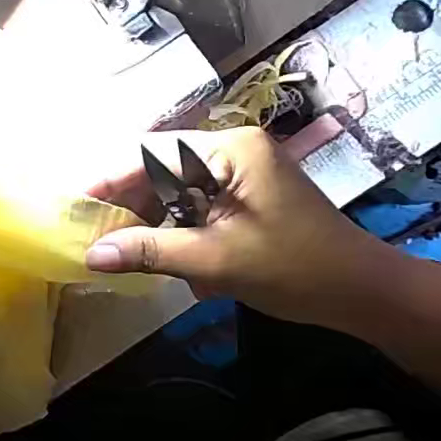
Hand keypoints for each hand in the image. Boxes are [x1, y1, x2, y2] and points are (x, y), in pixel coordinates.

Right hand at [83, 127, 400, 327]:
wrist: (361, 291)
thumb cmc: (293, 269)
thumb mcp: (214, 260)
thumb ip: (151, 252)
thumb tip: (92, 254)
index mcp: (231, 149)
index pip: (154, 155)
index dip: (112, 182)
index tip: (79, 207)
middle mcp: (237, 149)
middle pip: (167, 172)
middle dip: (137, 209)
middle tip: (101, 241)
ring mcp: (248, 173)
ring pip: (184, 192)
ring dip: (162, 226)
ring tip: (133, 256)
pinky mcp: (254, 196)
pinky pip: (206, 206)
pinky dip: (188, 232)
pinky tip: (177, 263)